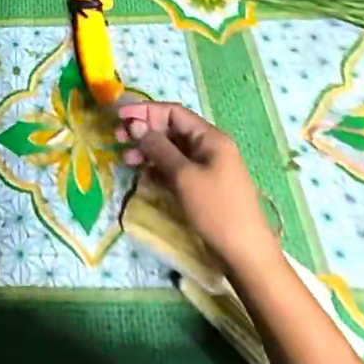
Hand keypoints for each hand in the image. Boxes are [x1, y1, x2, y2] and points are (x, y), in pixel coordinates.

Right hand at [119, 102, 279, 270]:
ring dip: (149, 151)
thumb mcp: (184, 176)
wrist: (245, 252)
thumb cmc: (216, 209)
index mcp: (210, 137)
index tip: (119, 116)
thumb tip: (136, 125)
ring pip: (173, 149)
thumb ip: (159, 148)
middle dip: (145, 131)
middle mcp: (210, 146)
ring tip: (127, 160)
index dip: (145, 111)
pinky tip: (144, 175)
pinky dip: (159, 167)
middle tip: (118, 139)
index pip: (174, 112)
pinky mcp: (204, 185)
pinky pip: (178, 168)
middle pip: (173, 129)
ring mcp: (208, 166)